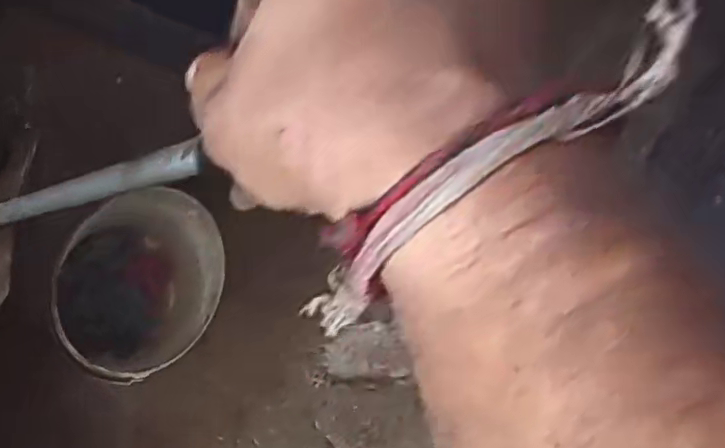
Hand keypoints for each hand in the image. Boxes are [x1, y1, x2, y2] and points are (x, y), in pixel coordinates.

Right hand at [188, 0, 540, 217]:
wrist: (434, 155)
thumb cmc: (313, 125)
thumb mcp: (224, 122)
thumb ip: (208, 87)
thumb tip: (213, 72)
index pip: (255, 4)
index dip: (245, 48)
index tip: (249, 90)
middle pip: (328, 11)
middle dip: (306, 58)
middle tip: (295, 118)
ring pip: (383, 25)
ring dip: (356, 68)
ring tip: (344, 134)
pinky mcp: (515, 4)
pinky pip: (439, 39)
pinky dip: (413, 72)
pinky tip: (394, 123)